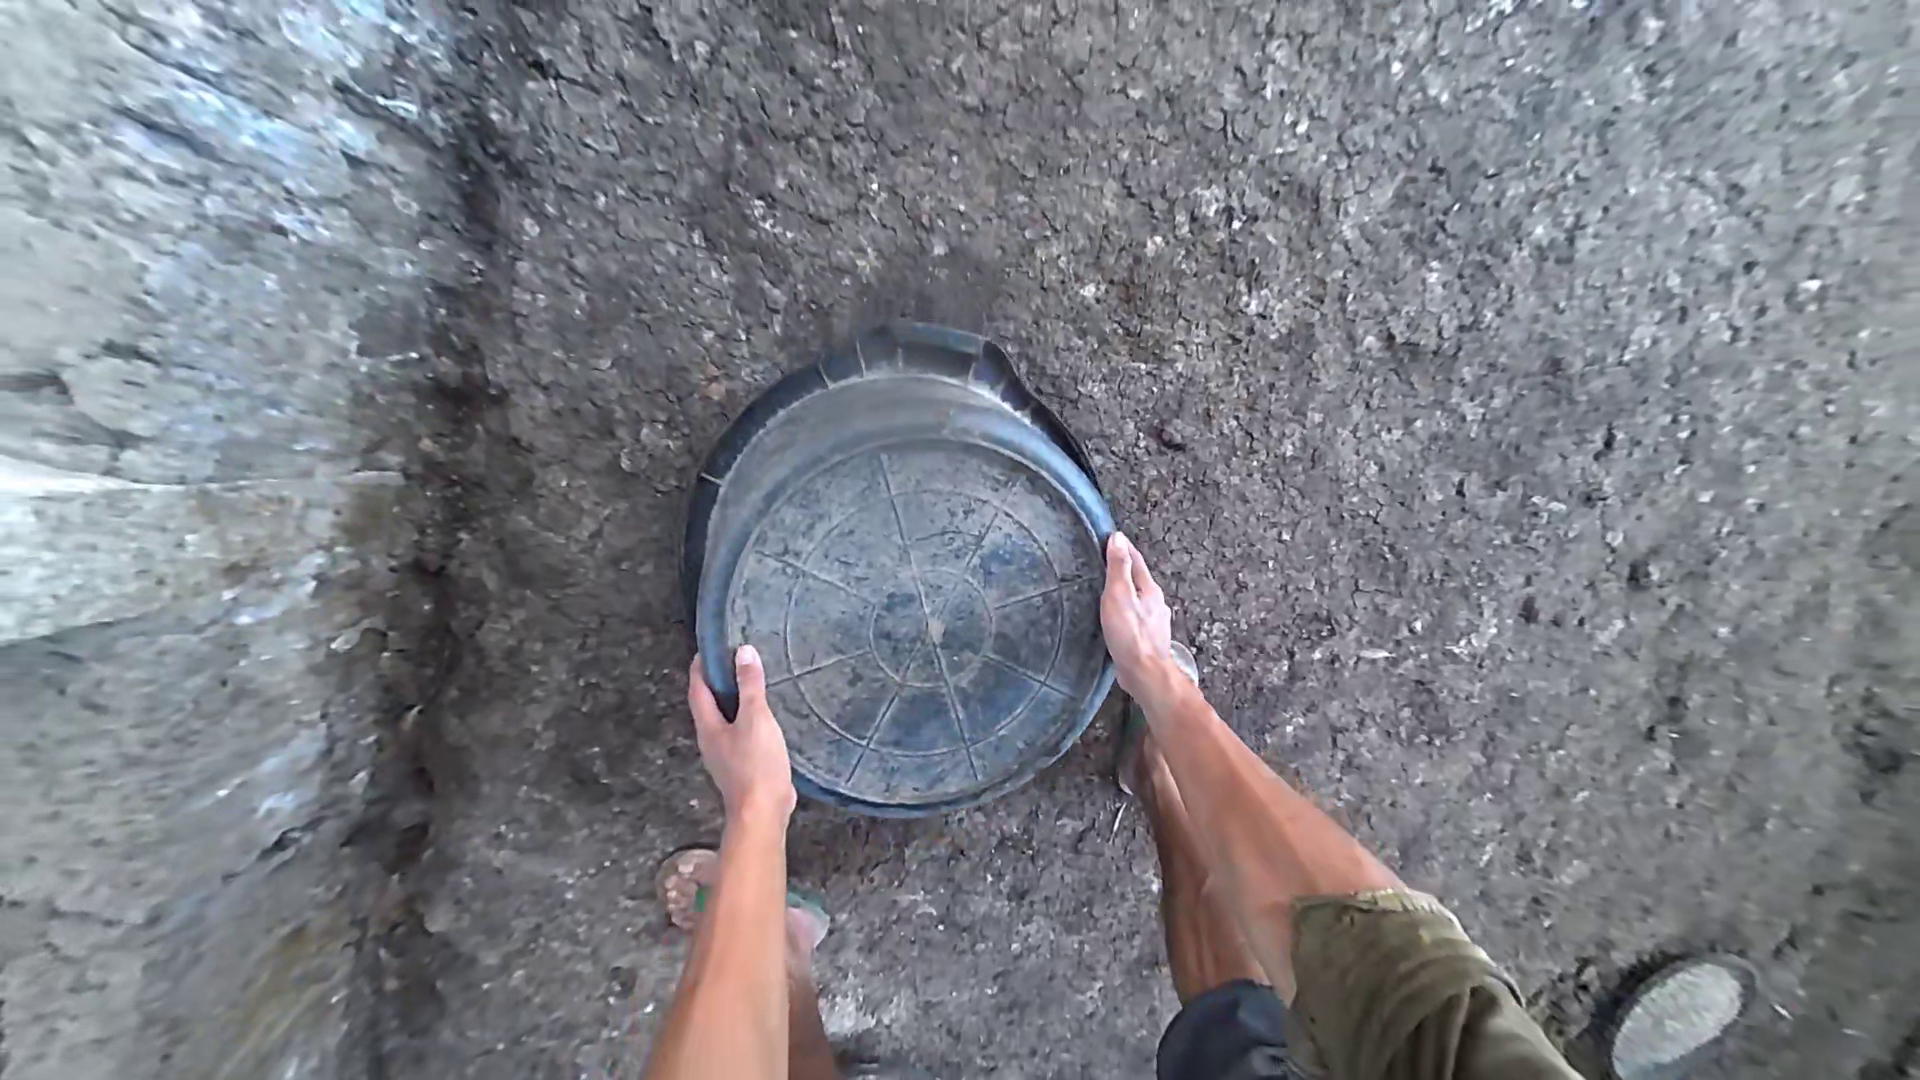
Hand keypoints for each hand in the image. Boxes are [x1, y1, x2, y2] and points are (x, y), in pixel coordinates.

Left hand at [687, 645, 796, 824]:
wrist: (763, 811)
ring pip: (724, 719)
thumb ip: (750, 685)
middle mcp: (711, 739)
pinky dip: (746, 717)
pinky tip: (764, 716)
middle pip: (708, 704)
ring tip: (750, 683)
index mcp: (708, 726)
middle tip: (734, 660)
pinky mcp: (741, 765)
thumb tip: (743, 651)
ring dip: (732, 700)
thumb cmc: (756, 762)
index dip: (700, 667)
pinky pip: (739, 732)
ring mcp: (725, 755)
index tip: (709, 647)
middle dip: (717, 682)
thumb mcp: (756, 717)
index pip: (698, 689)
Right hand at [1100, 532, 1180, 705]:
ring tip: (1111, 587)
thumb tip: (1118, 539)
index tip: (1111, 537)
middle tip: (1108, 559)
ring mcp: (1153, 621)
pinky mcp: (1146, 637)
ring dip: (1126, 590)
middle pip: (1139, 579)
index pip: (1136, 560)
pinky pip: (1135, 615)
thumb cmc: (1130, 634)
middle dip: (1125, 568)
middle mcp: (1155, 603)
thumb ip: (1118, 567)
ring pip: (1139, 598)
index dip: (1123, 547)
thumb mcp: (1119, 594)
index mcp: (1149, 589)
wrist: (1144, 672)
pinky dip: (1126, 609)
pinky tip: (1118, 616)